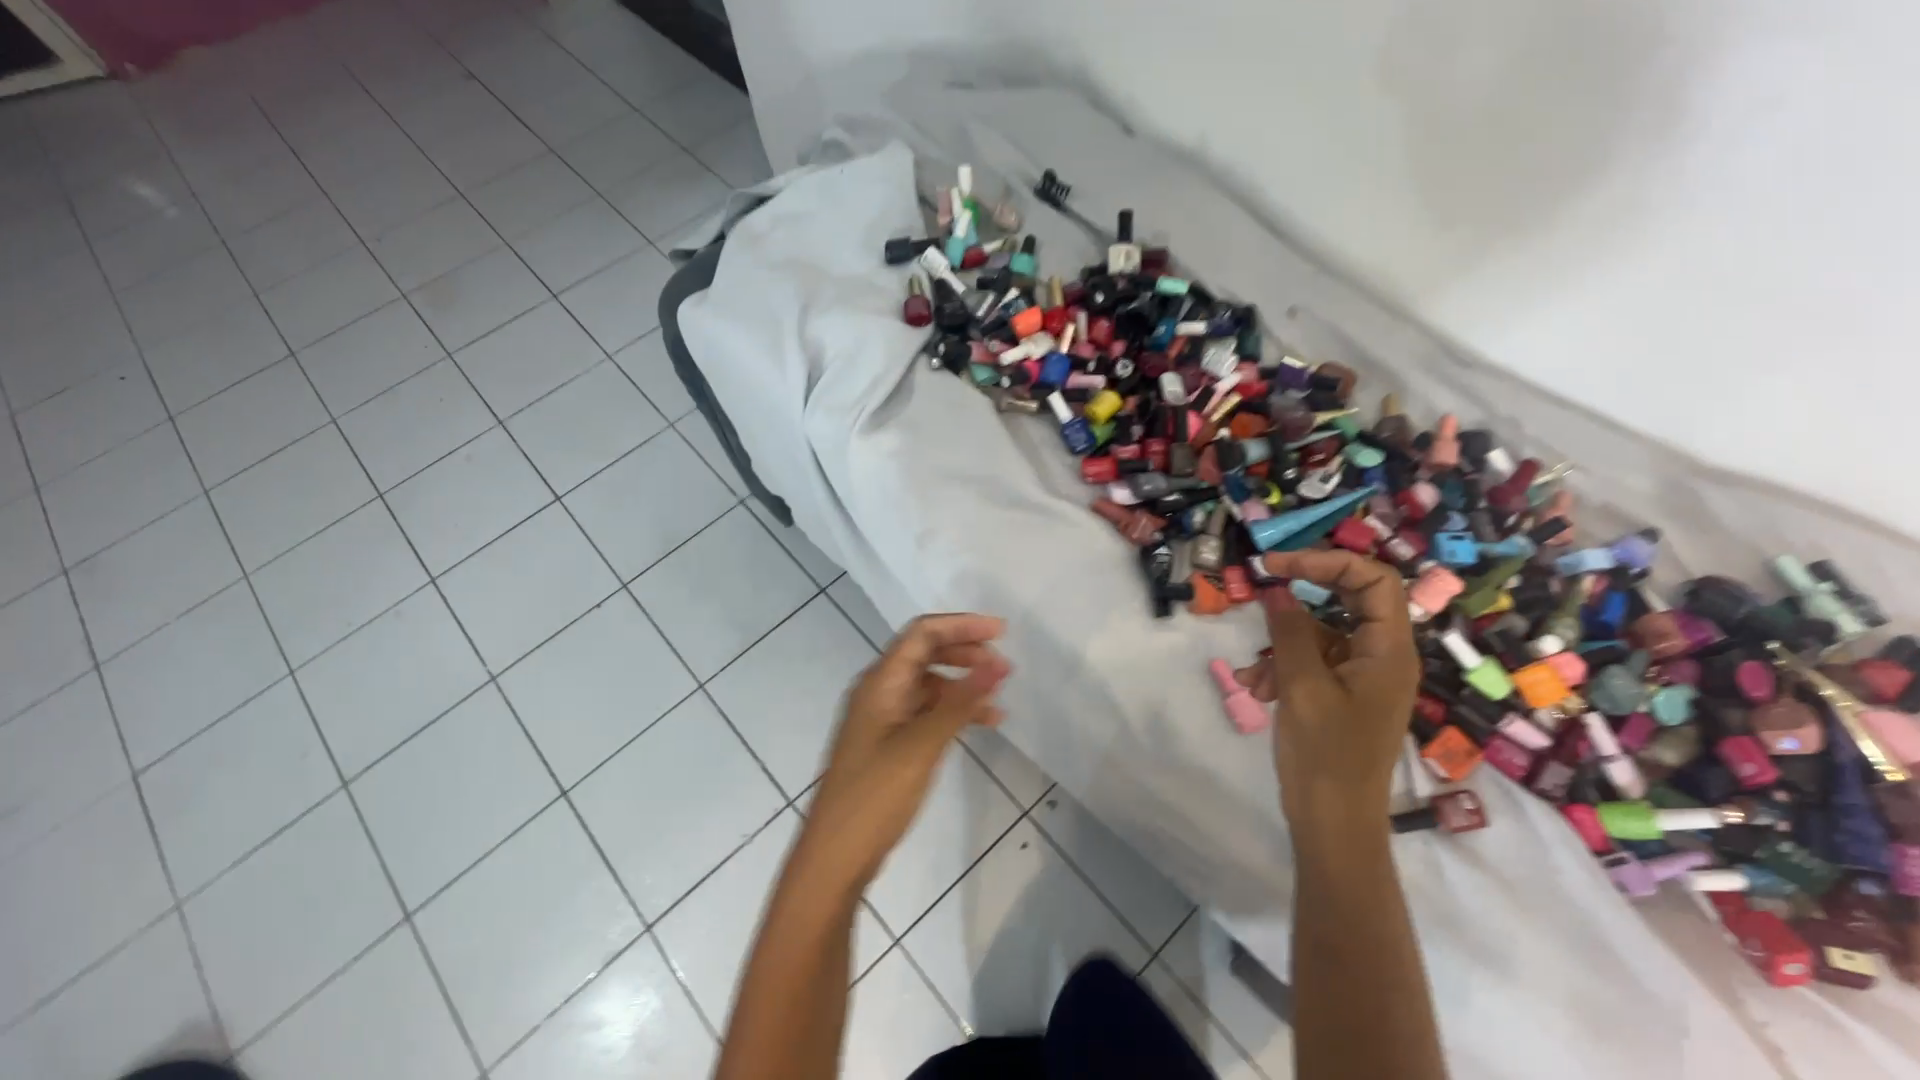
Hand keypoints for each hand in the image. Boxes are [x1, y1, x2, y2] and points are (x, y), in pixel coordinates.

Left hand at [797, 614, 1010, 891]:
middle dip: (965, 653)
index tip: (1002, 631)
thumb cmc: (875, 796)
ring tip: (999, 701)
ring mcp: (881, 718)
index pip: (922, 634)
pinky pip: (924, 713)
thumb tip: (996, 665)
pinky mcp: (888, 743)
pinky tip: (980, 725)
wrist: (835, 854)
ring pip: (927, 685)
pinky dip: (952, 713)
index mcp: (879, 683)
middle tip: (1005, 668)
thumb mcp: (922, 746)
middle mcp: (878, 692)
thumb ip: (960, 703)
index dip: (962, 626)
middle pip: (924, 653)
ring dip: (962, 685)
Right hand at [1236, 551, 1419, 829]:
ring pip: (1322, 634)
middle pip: (1349, 600)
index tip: (1278, 565)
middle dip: (1301, 596)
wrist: (1334, 822)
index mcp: (1390, 650)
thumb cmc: (1326, 755)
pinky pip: (1314, 662)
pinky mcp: (1345, 695)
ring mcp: (1365, 676)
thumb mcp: (1302, 687)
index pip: (1373, 580)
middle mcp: (1384, 656)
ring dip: (1282, 645)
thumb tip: (1277, 589)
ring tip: (1252, 678)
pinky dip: (1284, 668)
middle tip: (1263, 586)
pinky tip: (1257, 690)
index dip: (1328, 561)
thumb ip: (1290, 633)